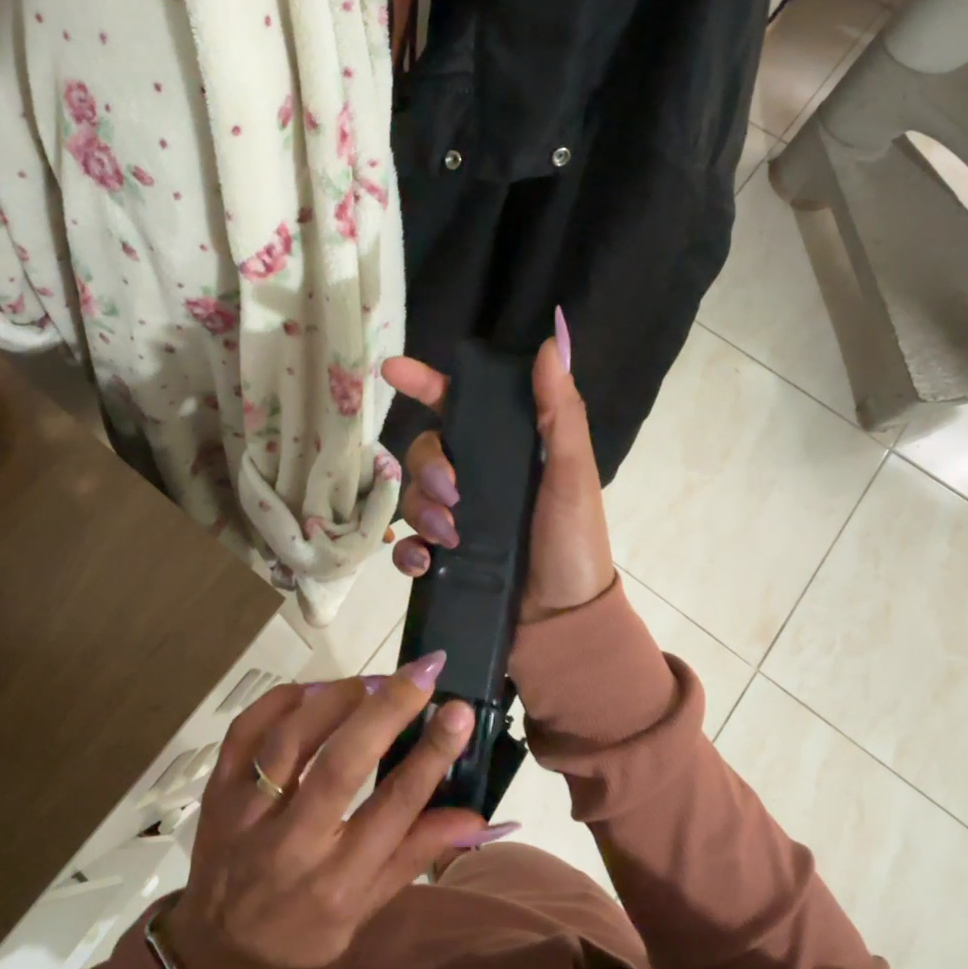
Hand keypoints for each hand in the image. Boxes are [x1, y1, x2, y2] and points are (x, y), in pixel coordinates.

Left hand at [158, 659, 498, 968]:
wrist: (217, 947)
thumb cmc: (303, 929)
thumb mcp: (365, 909)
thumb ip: (415, 855)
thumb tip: (475, 815)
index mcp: (338, 881)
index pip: (393, 807)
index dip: (431, 753)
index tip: (458, 710)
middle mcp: (292, 844)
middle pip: (340, 764)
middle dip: (386, 711)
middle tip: (422, 672)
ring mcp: (247, 813)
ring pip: (290, 739)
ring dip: (336, 698)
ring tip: (372, 681)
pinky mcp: (217, 788)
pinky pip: (245, 730)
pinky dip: (281, 699)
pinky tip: (314, 689)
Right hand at [380, 317, 615, 622]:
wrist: (563, 624)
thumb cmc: (574, 543)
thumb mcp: (574, 475)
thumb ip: (560, 413)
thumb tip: (552, 344)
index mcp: (506, 452)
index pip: (460, 407)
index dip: (426, 383)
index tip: (392, 369)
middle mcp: (477, 480)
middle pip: (426, 451)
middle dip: (429, 465)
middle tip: (452, 493)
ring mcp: (457, 520)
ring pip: (413, 496)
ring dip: (422, 511)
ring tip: (450, 538)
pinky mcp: (443, 559)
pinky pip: (406, 545)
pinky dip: (408, 552)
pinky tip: (425, 564)